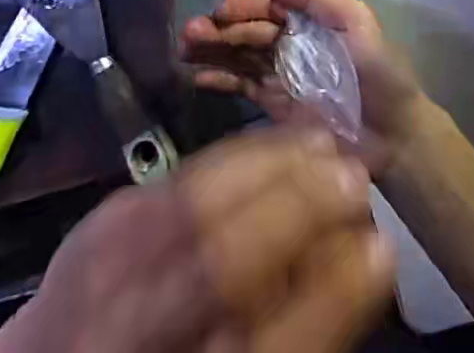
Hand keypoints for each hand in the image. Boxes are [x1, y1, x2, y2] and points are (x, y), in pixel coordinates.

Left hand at [0, 128, 391, 352]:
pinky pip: (172, 181)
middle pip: (218, 266)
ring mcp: (98, 280)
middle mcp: (132, 334)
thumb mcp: (247, 352)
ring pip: (191, 206)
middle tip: (354, 175)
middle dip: (299, 206)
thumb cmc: (183, 349)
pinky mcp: (93, 228)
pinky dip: (231, 156)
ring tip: (320, 141)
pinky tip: (269, 144)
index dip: (331, 299)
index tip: (381, 249)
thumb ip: (299, 321)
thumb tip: (360, 255)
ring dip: (267, 162)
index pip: (266, 347)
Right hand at [182, 0, 426, 149]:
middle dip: (220, 28)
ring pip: (241, 57)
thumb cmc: (380, 73)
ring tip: (183, 49)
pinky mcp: (276, 106)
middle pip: (250, 31)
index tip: (221, 10)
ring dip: (212, 50)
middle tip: (189, 31)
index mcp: (313, 21)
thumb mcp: (357, 24)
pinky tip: (197, 77)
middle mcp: (294, 44)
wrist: (393, 135)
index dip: (245, 5)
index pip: (271, 6)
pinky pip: (243, 88)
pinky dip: (220, 81)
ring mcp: (283, 75)